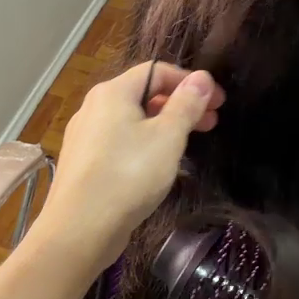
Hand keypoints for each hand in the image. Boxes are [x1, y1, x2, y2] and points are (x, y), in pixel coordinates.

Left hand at [33, 62, 223, 270]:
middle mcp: (93, 107)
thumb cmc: (128, 175)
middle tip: (210, 124)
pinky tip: (157, 166)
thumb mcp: (167, 137)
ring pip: (131, 121)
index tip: (218, 102)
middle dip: (180, 106)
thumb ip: (186, 105)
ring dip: (163, 127)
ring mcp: (85, 137)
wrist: (80, 228)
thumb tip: (202, 78)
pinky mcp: (83, 164)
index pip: (156, 71)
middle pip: (143, 95)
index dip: (191, 82)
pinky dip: (143, 145)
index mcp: (112, 92)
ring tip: (188, 146)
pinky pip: (119, 143)